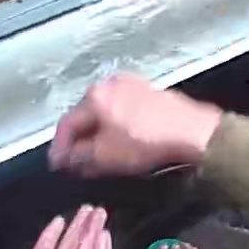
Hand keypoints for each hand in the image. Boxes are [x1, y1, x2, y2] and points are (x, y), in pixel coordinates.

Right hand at [49, 74, 223, 177]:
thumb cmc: (149, 140)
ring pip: (104, 112)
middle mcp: (110, 84)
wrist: (190, 131)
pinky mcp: (147, 90)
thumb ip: (78, 157)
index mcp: (95, 96)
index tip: (58, 164)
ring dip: (99, 133)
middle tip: (79, 162)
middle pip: (85, 115)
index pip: (67, 123)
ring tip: (100, 155)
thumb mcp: (105, 156)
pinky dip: (116, 125)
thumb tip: (66, 158)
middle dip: (80, 140)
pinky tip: (122, 142)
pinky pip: (122, 109)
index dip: (60, 147)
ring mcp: (130, 84)